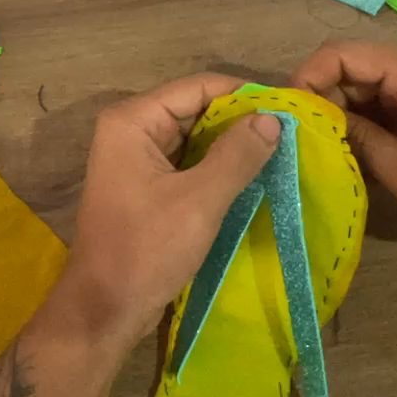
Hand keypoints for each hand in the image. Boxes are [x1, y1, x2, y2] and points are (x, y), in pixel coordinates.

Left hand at [57, 74, 280, 349]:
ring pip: (194, 136)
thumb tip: (273, 118)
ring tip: (281, 150)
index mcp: (133, 120)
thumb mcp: (199, 201)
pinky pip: (188, 161)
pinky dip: (217, 165)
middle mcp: (130, 129)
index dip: (244, 94)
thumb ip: (237, 155)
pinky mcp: (145, 184)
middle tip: (291, 133)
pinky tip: (252, 174)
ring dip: (231, 144)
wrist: (104, 308)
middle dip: (240, 120)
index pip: (197, 87)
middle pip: (195, 108)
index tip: (289, 108)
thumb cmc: (146, 250)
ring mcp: (135, 157)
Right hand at [291, 42, 396, 263]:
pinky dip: (363, 132)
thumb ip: (358, 141)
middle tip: (296, 142)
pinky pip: (385, 114)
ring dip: (340, 119)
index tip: (287, 118)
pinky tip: (348, 161)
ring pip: (365, 93)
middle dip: (320, 100)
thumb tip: (309, 122)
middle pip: (352, 70)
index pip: (343, 53)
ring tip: (315, 154)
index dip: (307, 77)